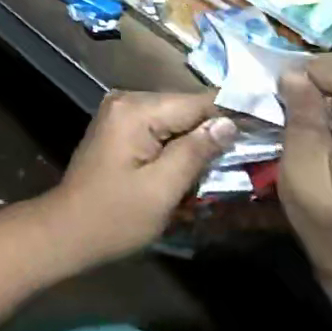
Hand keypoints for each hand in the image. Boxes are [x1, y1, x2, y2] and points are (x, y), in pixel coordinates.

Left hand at [38, 91, 237, 265]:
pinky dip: (178, 141)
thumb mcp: (162, 190)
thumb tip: (229, 122)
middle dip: (215, 127)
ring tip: (233, 153)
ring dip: (197, 136)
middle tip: (253, 145)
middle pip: (185, 107)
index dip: (231, 112)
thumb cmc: (114, 218)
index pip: (195, 102)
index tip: (266, 121)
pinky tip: (197, 159)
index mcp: (136, 109)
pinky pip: (159, 125)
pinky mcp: (119, 126)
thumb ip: (195, 152)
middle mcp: (127, 99)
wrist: (65, 232)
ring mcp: (120, 110)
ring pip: (174, 117)